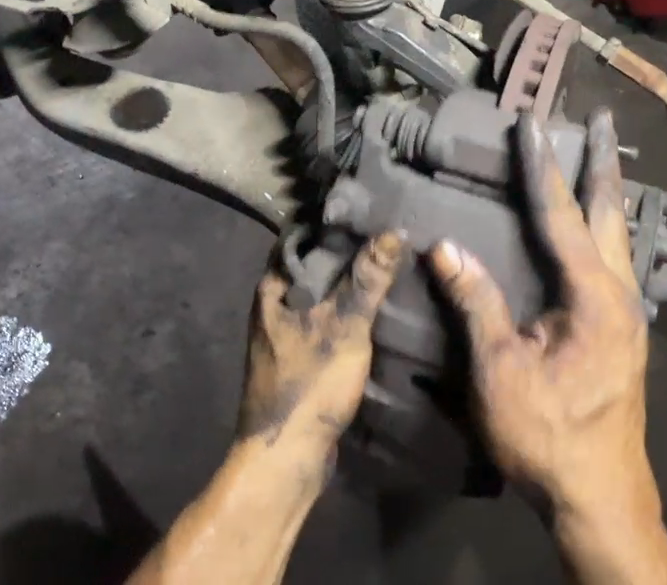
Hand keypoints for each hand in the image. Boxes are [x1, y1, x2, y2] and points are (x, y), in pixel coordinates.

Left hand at [237, 230, 407, 464]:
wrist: (286, 457)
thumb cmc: (309, 384)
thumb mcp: (344, 327)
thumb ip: (367, 279)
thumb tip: (393, 231)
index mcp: (273, 287)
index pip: (303, 237)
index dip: (333, 222)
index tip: (369, 209)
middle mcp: (273, 304)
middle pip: (314, 265)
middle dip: (347, 252)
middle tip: (388, 234)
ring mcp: (285, 333)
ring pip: (321, 295)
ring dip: (349, 284)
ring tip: (390, 266)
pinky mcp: (300, 357)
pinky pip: (326, 320)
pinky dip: (347, 312)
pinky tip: (377, 310)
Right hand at [428, 110, 659, 519]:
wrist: (600, 498)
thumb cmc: (547, 435)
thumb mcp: (500, 371)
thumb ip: (476, 304)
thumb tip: (443, 248)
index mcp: (595, 298)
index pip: (561, 217)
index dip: (541, 168)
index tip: (530, 124)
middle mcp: (620, 296)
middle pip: (610, 213)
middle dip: (603, 164)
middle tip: (603, 121)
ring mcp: (627, 315)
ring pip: (619, 236)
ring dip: (607, 192)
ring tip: (601, 158)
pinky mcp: (622, 332)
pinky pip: (615, 259)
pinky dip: (604, 226)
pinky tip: (596, 229)